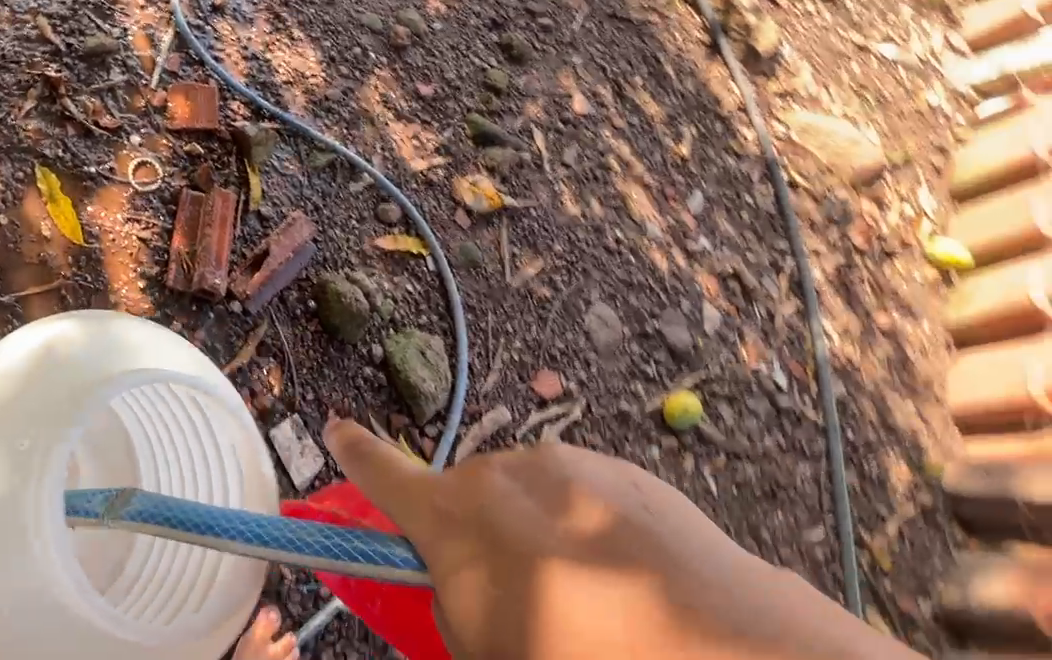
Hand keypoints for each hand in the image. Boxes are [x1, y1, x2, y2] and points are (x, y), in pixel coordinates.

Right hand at [322, 418, 914, 659]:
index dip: (354, 451)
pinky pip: (580, 493)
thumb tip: (463, 584)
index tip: (335, 428)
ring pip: (527, 495)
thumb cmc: (579, 658)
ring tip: (594, 595)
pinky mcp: (621, 468)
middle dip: (479, 533)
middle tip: (521, 595)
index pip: (381, 472)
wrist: (728, 650)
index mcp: (453, 517)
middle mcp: (497, 473)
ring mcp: (561, 463)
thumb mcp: (485, 653)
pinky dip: (586, 525)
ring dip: (538, 531)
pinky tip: (632, 578)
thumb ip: (454, 610)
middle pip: (466, 495)